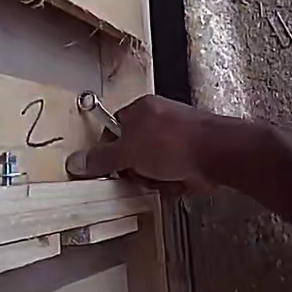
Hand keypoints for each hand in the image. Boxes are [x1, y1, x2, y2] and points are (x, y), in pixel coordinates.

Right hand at [64, 95, 233, 188]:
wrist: (218, 154)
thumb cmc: (171, 144)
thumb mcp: (129, 151)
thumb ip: (102, 159)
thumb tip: (73, 162)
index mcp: (142, 109)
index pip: (114, 128)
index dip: (109, 150)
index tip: (110, 167)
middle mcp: (160, 119)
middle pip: (133, 151)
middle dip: (135, 170)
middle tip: (140, 175)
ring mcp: (178, 138)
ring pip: (152, 166)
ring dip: (155, 179)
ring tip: (165, 179)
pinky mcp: (193, 156)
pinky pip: (172, 173)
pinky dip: (173, 182)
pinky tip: (180, 183)